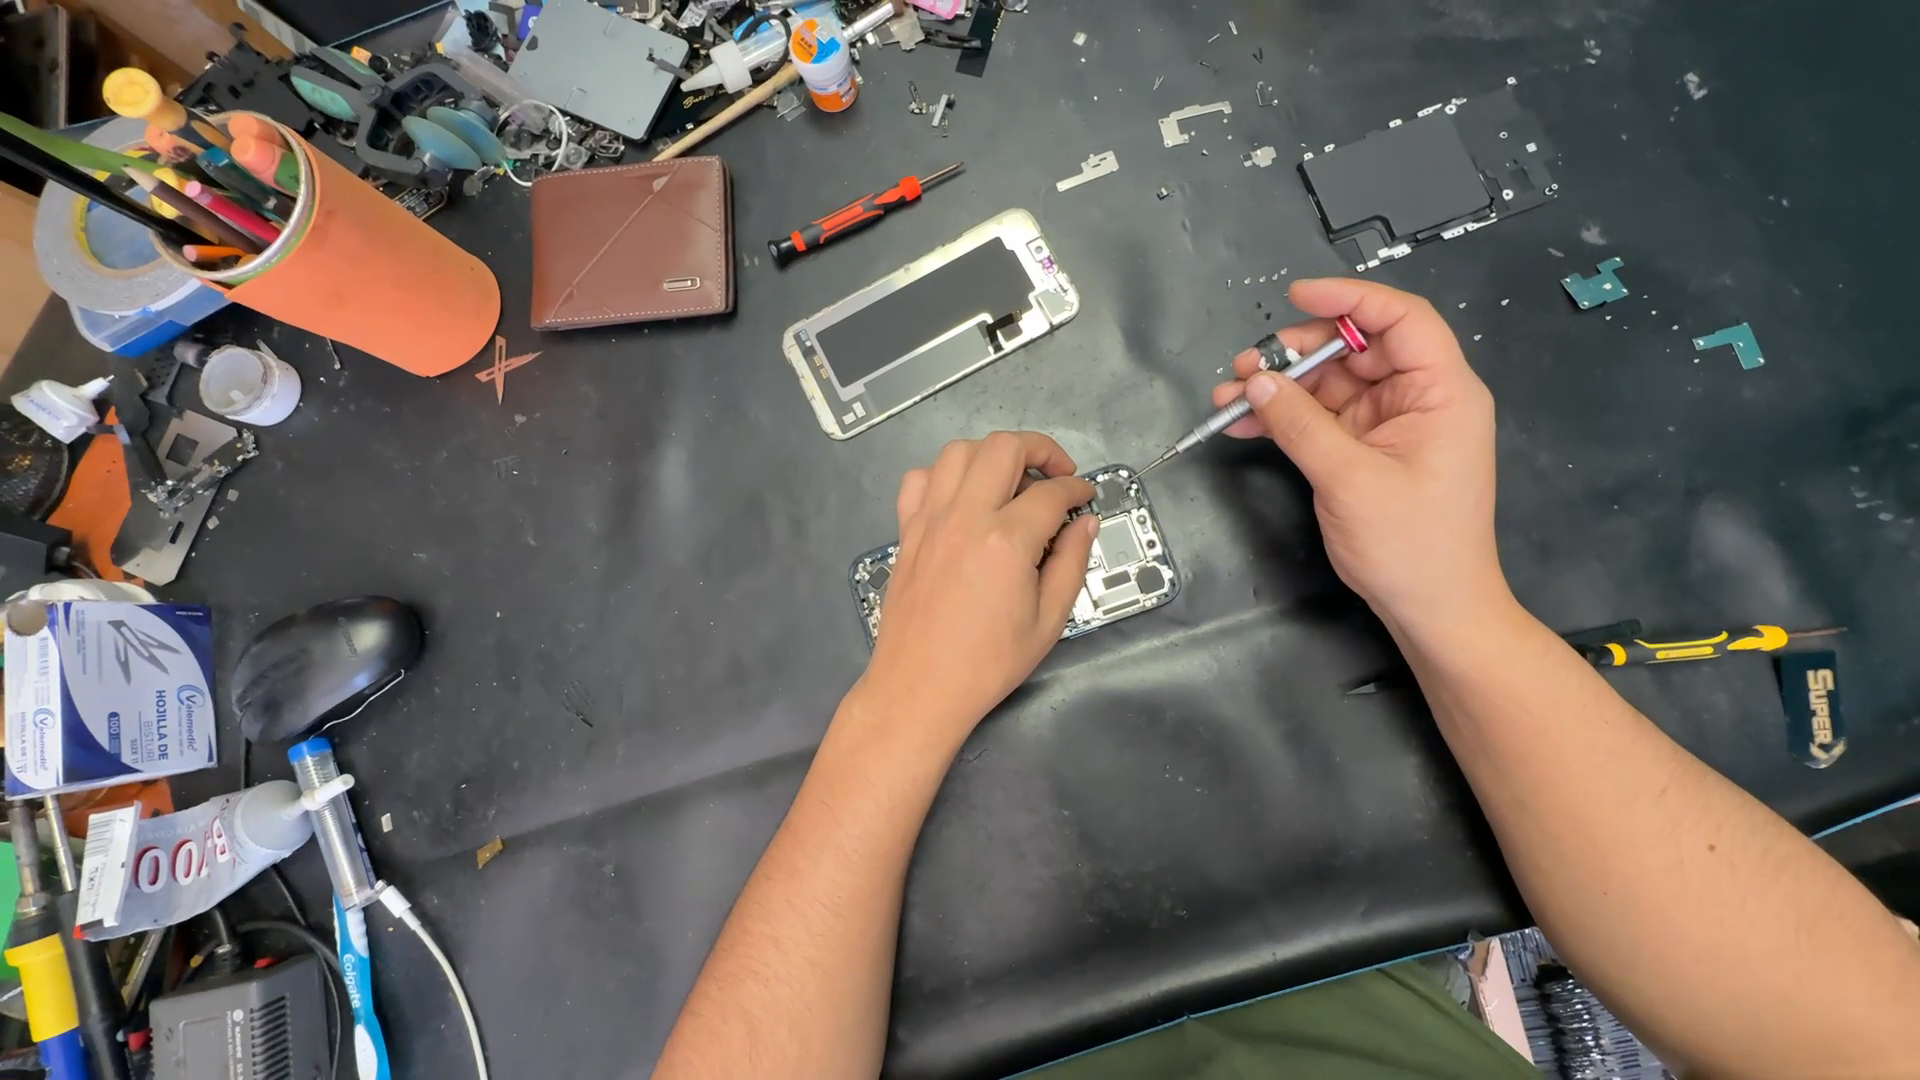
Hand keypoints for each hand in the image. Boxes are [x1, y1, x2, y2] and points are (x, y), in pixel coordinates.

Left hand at [855, 432, 1097, 741]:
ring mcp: (930, 520)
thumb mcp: (1048, 621)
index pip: (1051, 493)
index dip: (1077, 489)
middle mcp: (965, 517)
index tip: (1085, 496)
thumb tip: (1085, 523)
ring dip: (991, 455)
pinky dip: (943, 476)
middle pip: (1004, 448)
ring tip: (1010, 480)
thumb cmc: (988, 662)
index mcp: (1005, 541)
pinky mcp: (907, 531)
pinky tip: (961, 497)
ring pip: (958, 452)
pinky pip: (919, 479)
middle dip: (1040, 449)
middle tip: (1057, 473)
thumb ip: (1071, 564)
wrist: (920, 687)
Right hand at [1212, 278, 1507, 630]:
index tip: (1297, 296)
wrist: (1429, 606)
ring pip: (1327, 385)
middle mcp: (1416, 398)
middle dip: (1296, 353)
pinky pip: (1317, 419)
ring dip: (1278, 389)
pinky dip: (1281, 419)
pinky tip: (1243, 422)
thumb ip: (1299, 425)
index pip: (1400, 321)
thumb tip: (1255, 383)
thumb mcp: (1349, 479)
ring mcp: (1386, 425)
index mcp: (1441, 392)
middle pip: (1353, 350)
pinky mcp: (1362, 449)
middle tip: (1244, 367)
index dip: (1349, 299)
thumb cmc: (1410, 544)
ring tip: (1229, 397)